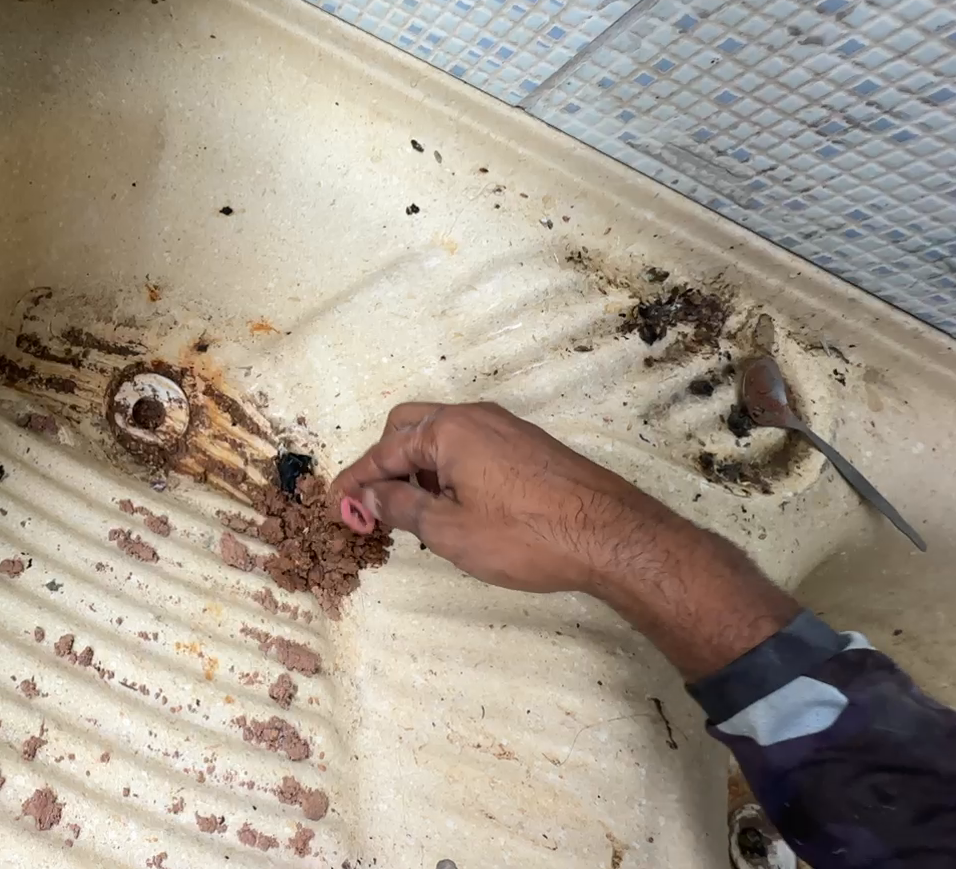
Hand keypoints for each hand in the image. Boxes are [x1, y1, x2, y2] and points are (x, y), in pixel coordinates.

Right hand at [329, 402, 671, 593]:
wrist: (620, 539)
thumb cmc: (527, 536)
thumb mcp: (450, 532)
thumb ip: (400, 508)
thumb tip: (370, 495)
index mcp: (446, 430)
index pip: (383, 453)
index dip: (355, 481)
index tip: (335, 503)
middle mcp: (471, 416)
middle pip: (406, 427)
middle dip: (384, 462)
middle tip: (379, 503)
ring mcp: (502, 426)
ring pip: (438, 435)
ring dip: (416, 466)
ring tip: (418, 510)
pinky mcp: (526, 442)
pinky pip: (467, 443)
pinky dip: (446, 466)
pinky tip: (457, 502)